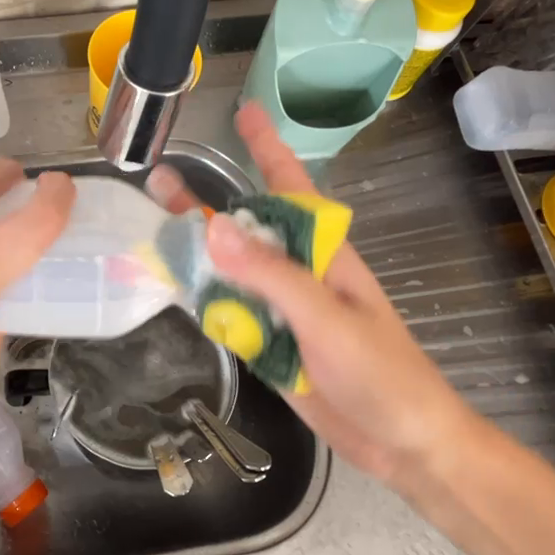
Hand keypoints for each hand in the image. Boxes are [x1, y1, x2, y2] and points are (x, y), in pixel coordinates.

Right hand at [146, 104, 475, 484]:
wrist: (403, 442)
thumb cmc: (381, 372)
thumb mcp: (326, 318)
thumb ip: (270, 275)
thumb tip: (212, 228)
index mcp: (324, 254)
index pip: (292, 187)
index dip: (268, 148)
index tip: (245, 112)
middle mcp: (298, 273)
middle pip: (245, 229)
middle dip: (205, 205)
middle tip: (158, 181)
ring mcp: (281, 309)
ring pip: (230, 272)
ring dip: (194, 255)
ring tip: (151, 237)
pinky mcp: (268, 344)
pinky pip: (228, 312)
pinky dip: (201, 300)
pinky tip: (170, 288)